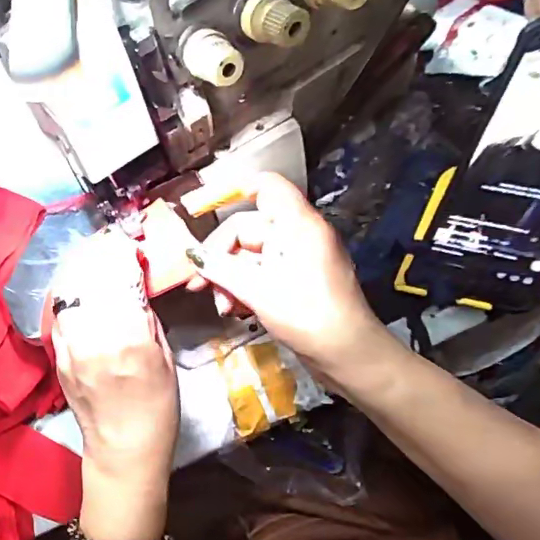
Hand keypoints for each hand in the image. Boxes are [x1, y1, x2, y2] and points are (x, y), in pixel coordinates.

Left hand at [49, 232, 179, 497]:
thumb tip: (135, 289)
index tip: (127, 244)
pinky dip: (68, 300)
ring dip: (79, 274)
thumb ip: (146, 320)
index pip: (120, 280)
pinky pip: (59, 318)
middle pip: (90, 282)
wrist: (122, 448)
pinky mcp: (57, 358)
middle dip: (99, 257)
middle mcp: (94, 338)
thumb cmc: (156, 408)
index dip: (122, 256)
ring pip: (68, 296)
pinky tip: (76, 292)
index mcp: (129, 339)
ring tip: (89, 262)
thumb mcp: (164, 358)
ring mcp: (70, 348)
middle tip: (108, 245)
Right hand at [184, 172, 397, 386]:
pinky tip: (234, 309)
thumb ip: (221, 269)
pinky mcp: (297, 280)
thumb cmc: (306, 314)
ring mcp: (298, 258)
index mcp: (297, 225)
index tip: (199, 207)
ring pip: (250, 256)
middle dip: (219, 257)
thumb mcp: (257, 289)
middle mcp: (298, 234)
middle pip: (247, 229)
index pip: (266, 187)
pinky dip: (244, 288)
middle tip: (198, 286)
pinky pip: (262, 273)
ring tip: (221, 306)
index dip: (232, 190)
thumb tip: (193, 256)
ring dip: (228, 279)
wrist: (346, 352)